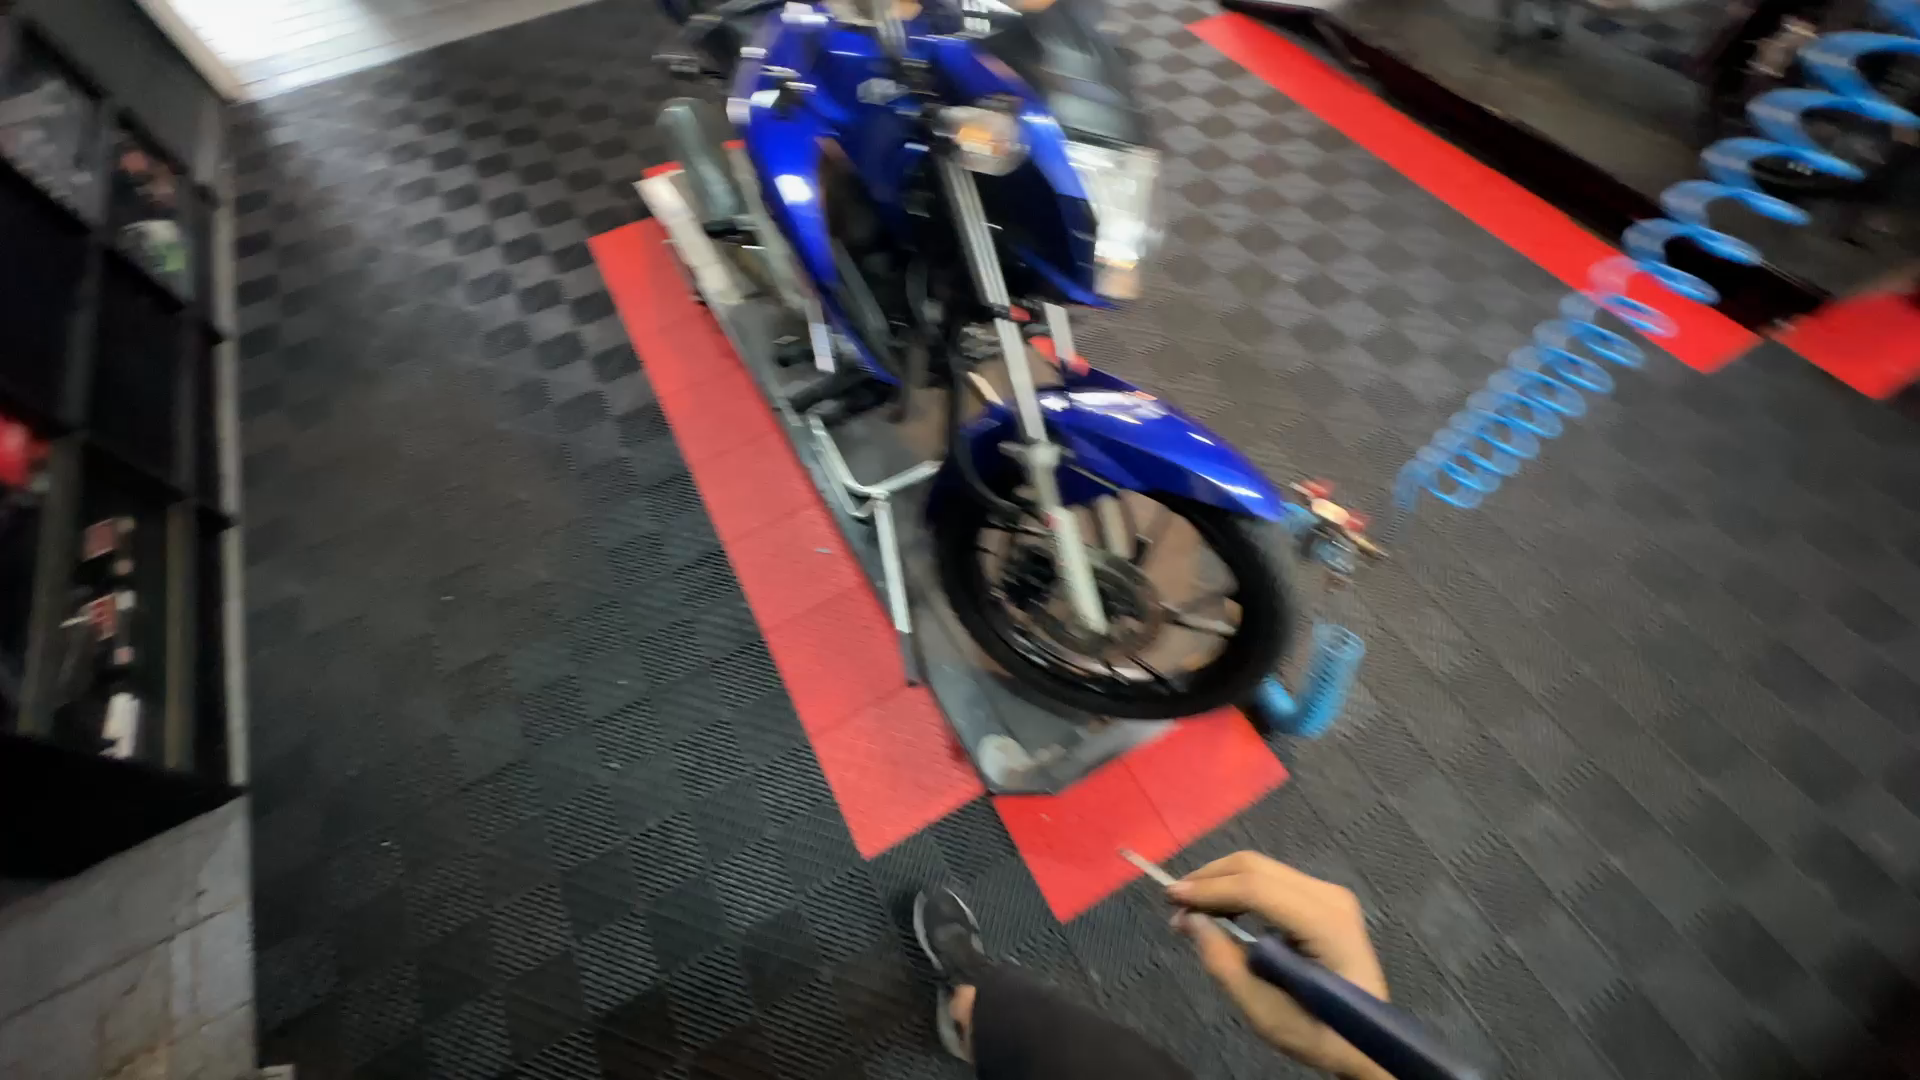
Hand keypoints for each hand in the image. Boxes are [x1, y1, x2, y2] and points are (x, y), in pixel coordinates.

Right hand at [1167, 852, 1390, 1079]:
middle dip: (1208, 879)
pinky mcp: (1320, 895)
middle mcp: (1329, 895)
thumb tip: (1191, 919)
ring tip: (1192, 908)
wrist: (1369, 1042)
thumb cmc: (1321, 1033)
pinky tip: (1220, 908)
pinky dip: (1235, 886)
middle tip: (1174, 903)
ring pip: (1257, 867)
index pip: (1255, 888)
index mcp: (1325, 925)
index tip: (1170, 897)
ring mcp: (1327, 891)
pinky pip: (1266, 877)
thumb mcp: (1268, 1014)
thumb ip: (1225, 964)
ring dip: (1218, 881)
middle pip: (1253, 867)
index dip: (1209, 889)